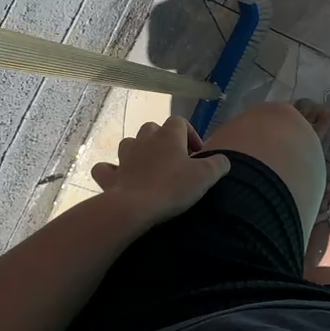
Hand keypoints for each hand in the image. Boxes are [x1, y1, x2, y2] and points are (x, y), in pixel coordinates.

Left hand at [89, 117, 229, 228]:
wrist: (134, 208)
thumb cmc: (173, 188)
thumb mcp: (206, 176)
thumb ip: (219, 164)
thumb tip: (223, 160)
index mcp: (168, 135)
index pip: (180, 122)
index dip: (190, 134)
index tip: (198, 154)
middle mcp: (144, 139)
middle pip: (153, 128)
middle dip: (163, 140)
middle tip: (175, 160)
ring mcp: (123, 157)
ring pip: (129, 143)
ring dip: (139, 151)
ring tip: (151, 168)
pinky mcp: (109, 176)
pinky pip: (106, 168)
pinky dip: (113, 171)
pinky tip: (121, 179)